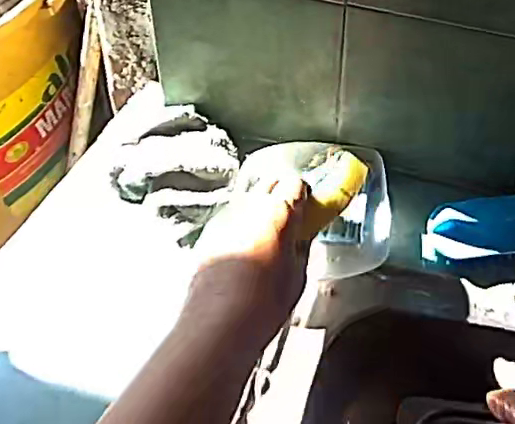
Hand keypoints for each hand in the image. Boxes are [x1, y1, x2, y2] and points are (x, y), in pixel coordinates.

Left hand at [184, 173, 311, 335]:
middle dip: (280, 196)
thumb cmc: (261, 306)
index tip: (308, 210)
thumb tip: (301, 238)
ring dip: (257, 214)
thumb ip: (301, 246)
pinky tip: (242, 258)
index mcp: (280, 210)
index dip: (304, 195)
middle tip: (289, 221)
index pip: (297, 182)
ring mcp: (225, 221)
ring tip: (263, 243)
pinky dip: (238, 232)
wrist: (214, 331)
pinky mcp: (206, 239)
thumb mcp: (297, 275)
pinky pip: (229, 224)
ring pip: (247, 203)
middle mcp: (250, 207)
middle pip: (270, 183)